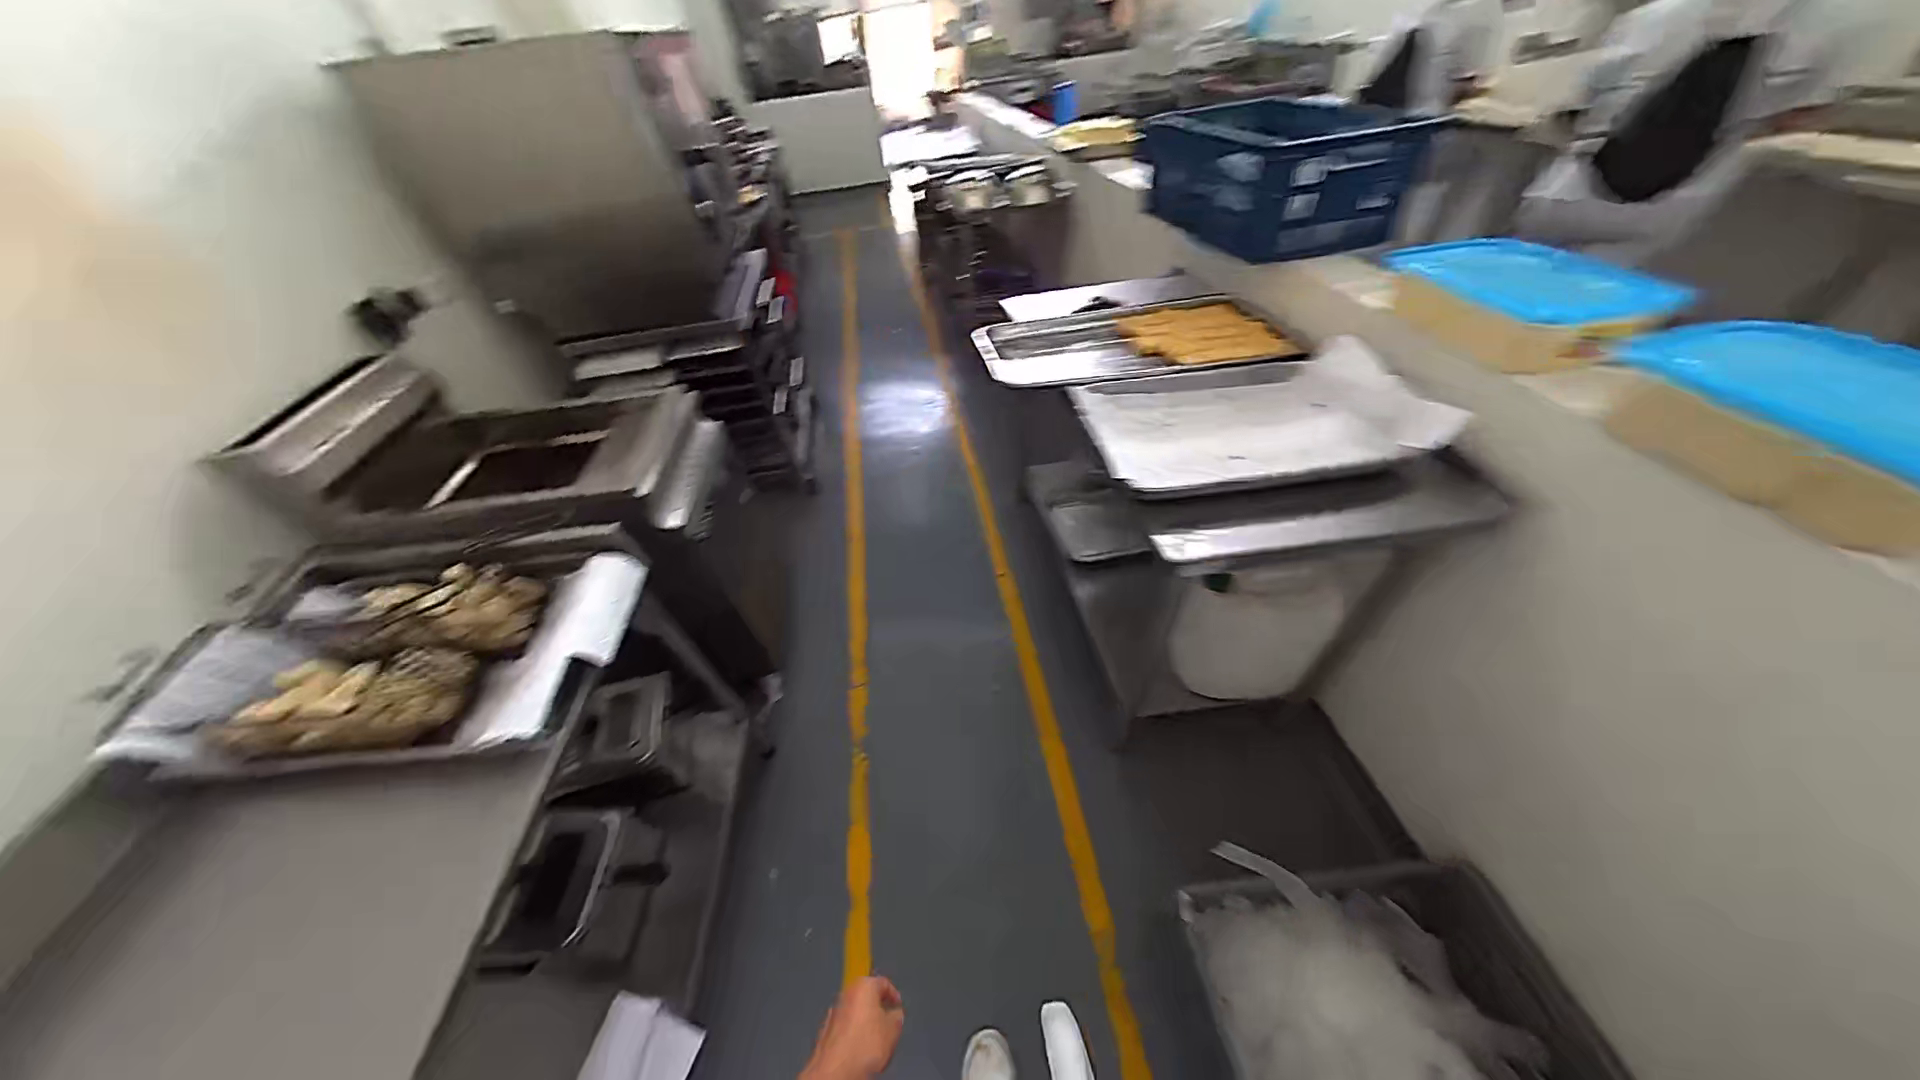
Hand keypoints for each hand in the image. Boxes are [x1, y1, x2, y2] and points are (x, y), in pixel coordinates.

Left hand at [799, 976, 904, 1079]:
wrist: (836, 1071)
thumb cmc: (868, 1043)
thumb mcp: (893, 1029)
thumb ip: (897, 1016)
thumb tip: (893, 1012)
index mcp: (863, 985)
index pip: (884, 983)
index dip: (894, 996)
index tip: (899, 1010)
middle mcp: (846, 993)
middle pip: (867, 997)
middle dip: (878, 1010)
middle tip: (888, 1025)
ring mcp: (833, 1011)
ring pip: (855, 1013)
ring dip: (864, 1022)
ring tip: (874, 1041)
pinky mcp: (825, 1031)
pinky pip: (845, 1027)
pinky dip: (853, 1034)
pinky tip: (858, 1049)